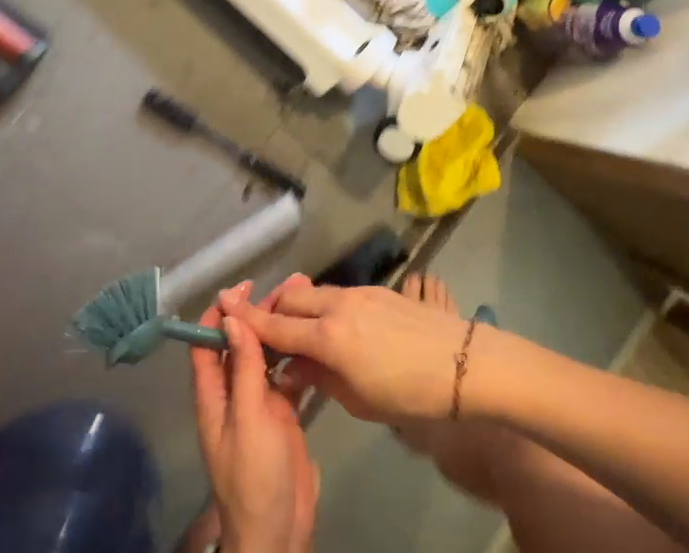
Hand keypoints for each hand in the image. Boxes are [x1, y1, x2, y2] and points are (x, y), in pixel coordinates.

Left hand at [192, 282, 317, 552]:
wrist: (278, 529)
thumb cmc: (253, 473)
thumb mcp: (248, 416)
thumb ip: (243, 367)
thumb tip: (233, 316)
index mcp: (212, 395)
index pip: (207, 343)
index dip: (220, 313)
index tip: (244, 286)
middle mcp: (233, 394)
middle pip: (242, 344)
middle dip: (260, 315)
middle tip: (291, 286)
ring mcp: (259, 405)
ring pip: (267, 358)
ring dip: (282, 332)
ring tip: (307, 304)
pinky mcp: (283, 416)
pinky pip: (288, 378)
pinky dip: (299, 358)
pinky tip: (317, 340)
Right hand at [219, 275, 476, 424]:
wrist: (465, 364)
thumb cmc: (411, 394)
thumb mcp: (359, 399)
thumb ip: (320, 378)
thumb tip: (295, 367)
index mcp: (327, 337)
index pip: (274, 327)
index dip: (246, 321)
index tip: (223, 311)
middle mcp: (338, 306)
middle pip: (290, 299)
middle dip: (272, 311)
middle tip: (266, 332)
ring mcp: (361, 293)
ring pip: (315, 292)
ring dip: (300, 306)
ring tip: (301, 331)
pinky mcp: (381, 290)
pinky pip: (339, 293)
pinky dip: (325, 305)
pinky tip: (336, 327)